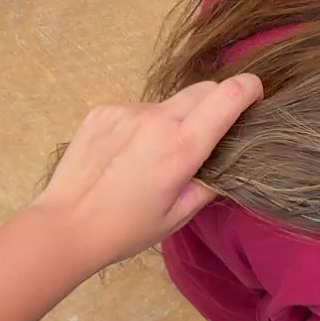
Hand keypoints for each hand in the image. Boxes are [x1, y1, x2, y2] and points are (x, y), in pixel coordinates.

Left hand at [27, 74, 261, 271]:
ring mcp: (127, 112)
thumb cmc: (123, 231)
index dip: (250, 90)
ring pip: (166, 104)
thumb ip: (208, 183)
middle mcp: (156, 120)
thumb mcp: (176, 217)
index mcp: (181, 148)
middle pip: (203, 90)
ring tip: (147, 160)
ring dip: (170, 122)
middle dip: (214, 106)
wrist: (65, 226)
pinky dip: (138, 127)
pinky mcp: (102, 111)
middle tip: (202, 138)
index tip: (254, 98)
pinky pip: (135, 111)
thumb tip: (225, 161)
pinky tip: (121, 157)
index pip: (230, 94)